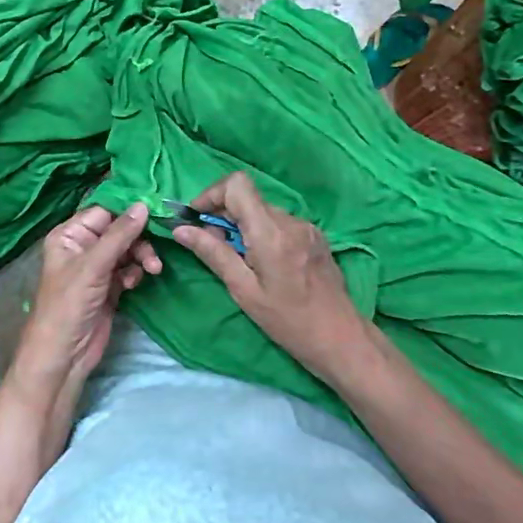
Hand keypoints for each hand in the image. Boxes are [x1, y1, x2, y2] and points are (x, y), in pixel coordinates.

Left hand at [15, 203, 161, 389]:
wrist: (64, 355)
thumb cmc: (69, 304)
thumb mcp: (93, 266)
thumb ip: (120, 234)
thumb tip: (143, 204)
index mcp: (70, 235)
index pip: (104, 212)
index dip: (128, 212)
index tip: (155, 212)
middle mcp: (83, 246)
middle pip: (120, 231)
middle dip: (138, 240)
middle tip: (153, 255)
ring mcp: (97, 268)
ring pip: (128, 250)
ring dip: (141, 257)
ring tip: (152, 270)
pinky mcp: (109, 286)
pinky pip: (129, 268)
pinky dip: (136, 272)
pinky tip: (134, 284)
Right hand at [171, 173, 370, 383]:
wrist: (341, 337)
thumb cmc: (288, 321)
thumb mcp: (244, 290)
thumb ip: (213, 253)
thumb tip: (181, 229)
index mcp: (270, 232)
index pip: (237, 184)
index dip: (212, 194)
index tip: (198, 218)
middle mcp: (290, 220)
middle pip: (248, 197)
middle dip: (223, 213)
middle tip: (211, 244)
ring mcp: (305, 226)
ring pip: (263, 210)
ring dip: (243, 225)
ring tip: (238, 258)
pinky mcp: (314, 235)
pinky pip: (279, 222)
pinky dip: (262, 232)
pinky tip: (263, 262)